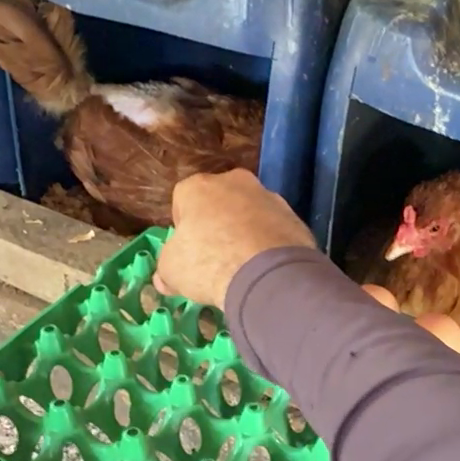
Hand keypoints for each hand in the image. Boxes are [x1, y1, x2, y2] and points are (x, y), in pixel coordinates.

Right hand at [155, 169, 315, 307]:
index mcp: (199, 187)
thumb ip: (166, 268)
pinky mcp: (294, 217)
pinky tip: (268, 267)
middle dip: (218, 223)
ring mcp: (269, 197)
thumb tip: (164, 279)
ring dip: (247, 231)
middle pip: (221, 202)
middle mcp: (235, 182)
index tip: (189, 250)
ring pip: (251, 213)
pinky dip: (271, 243)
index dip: (184, 227)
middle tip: (217, 255)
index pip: (183, 200)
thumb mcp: (172, 271)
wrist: (267, 275)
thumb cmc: (208, 264)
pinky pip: (275, 229)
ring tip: (246, 265)